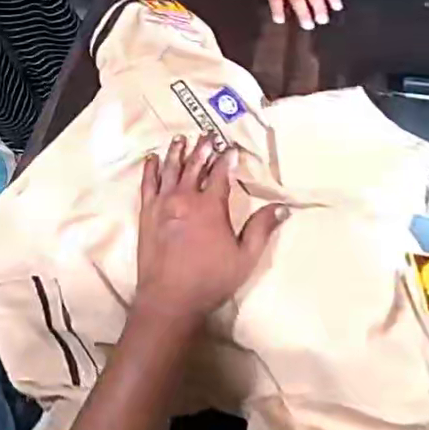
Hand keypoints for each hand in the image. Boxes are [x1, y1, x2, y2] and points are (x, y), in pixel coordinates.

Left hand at [135, 136, 286, 326]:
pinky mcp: (146, 212)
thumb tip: (281, 207)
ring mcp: (162, 203)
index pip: (220, 175)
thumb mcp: (244, 257)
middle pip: (194, 166)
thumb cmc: (211, 278)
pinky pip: (148, 183)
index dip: (226, 159)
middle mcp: (184, 198)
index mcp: (210, 207)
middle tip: (207, 134)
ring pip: (170, 170)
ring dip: (177, 152)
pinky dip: (151, 169)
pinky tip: (152, 158)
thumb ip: (261, 229)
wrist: (170, 295)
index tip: (231, 147)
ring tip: (181, 138)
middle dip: (202, 148)